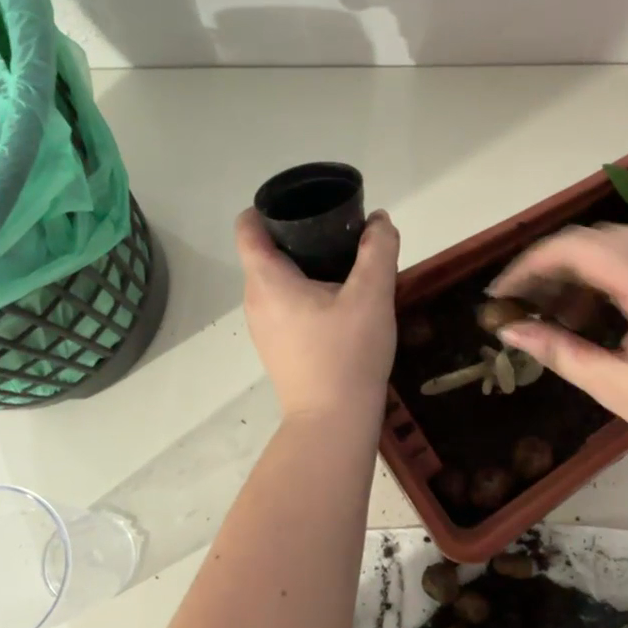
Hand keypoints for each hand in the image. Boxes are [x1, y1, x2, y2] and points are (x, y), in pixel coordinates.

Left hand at [236, 208, 399, 420]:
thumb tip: (379, 222)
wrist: (333, 421)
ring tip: (346, 267)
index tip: (306, 206)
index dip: (270, 207)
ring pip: (277, 281)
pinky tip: (340, 304)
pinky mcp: (277, 348)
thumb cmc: (347, 354)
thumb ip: (378, 250)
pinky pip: (285, 306)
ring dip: (305, 267)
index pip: (247, 227)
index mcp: (267, 280)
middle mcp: (255, 300)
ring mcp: (263, 328)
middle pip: (265, 252)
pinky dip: (306, 294)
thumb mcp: (373, 295)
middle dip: (298, 236)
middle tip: (339, 234)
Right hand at [491, 224, 627, 472]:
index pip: (578, 249)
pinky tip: (598, 311)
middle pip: (598, 239)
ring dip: (581, 267)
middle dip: (552, 264)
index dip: (531, 265)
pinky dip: (611, 273)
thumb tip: (510, 332)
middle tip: (524, 303)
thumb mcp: (620, 390)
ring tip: (556, 312)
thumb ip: (563, 353)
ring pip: (621, 244)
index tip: (502, 293)